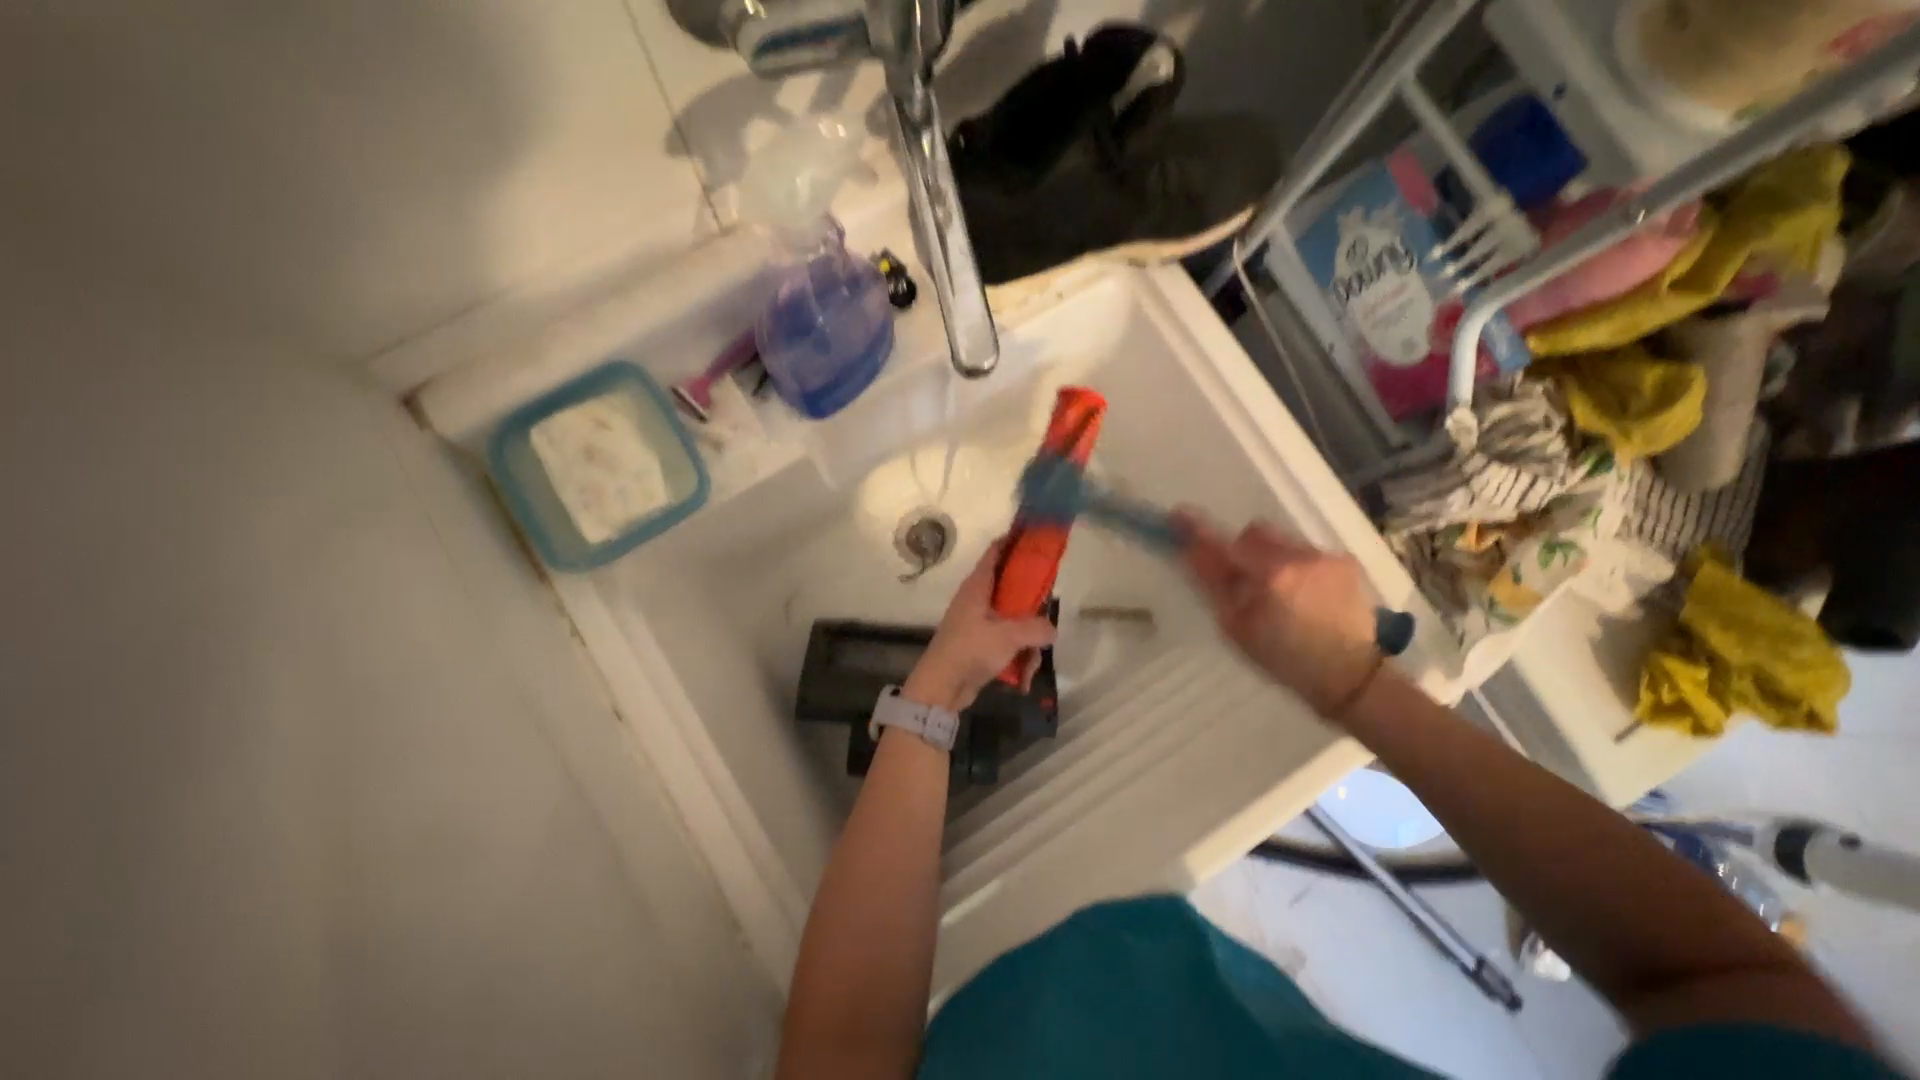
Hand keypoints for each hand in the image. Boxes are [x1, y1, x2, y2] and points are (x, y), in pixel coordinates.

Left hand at [903, 539, 1057, 713]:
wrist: (941, 686)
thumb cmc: (970, 650)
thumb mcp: (1008, 636)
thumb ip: (1036, 628)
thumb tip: (1052, 630)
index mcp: (978, 586)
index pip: (995, 552)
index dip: (1013, 541)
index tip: (1035, 537)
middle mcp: (978, 600)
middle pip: (1012, 589)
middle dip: (1033, 606)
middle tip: (1048, 611)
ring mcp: (979, 623)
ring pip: (1015, 621)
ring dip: (1028, 643)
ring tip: (1030, 664)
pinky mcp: (981, 645)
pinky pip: (1008, 643)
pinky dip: (1018, 657)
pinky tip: (1023, 677)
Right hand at [1176, 511, 1380, 718]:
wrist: (1351, 677)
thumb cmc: (1286, 660)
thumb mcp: (1239, 630)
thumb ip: (1214, 586)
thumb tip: (1189, 552)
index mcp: (1270, 577)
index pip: (1224, 544)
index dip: (1198, 530)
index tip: (1177, 515)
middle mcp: (1299, 557)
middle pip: (1254, 533)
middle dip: (1244, 551)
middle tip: (1245, 581)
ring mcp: (1325, 556)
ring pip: (1282, 541)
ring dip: (1273, 559)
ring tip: (1283, 594)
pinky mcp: (1345, 561)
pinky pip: (1308, 551)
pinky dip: (1299, 568)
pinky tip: (1308, 596)